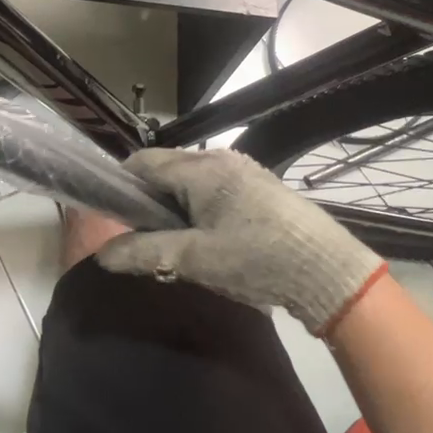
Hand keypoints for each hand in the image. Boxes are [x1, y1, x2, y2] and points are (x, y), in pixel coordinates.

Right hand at [97, 148, 384, 334]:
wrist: (331, 273)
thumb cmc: (258, 260)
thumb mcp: (195, 260)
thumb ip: (144, 252)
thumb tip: (101, 255)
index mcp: (199, 168)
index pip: (142, 162)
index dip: (121, 185)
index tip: (113, 215)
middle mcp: (219, 158)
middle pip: (165, 168)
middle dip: (149, 197)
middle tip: (145, 234)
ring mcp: (244, 169)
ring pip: (190, 178)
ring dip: (176, 203)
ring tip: (177, 239)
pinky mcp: (261, 185)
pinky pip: (214, 186)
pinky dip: (200, 204)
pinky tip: (210, 236)